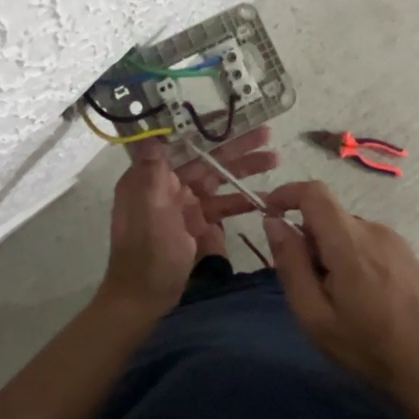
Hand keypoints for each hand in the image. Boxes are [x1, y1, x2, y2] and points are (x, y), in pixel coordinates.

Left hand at [101, 129, 279, 313]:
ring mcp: (181, 205)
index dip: (207, 130)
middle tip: (267, 134)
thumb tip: (153, 137)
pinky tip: (265, 197)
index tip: (234, 117)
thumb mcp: (149, 215)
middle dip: (235, 148)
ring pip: (216, 180)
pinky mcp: (194, 224)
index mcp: (148, 178)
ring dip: (243, 170)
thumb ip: (152, 176)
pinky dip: (240, 200)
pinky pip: (219, 206)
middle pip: (204, 159)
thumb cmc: (146, 257)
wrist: (143, 300)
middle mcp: (164, 185)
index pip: (180, 144)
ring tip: (275, 159)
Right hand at [261, 181, 418, 407]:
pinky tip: (360, 301)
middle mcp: (375, 231)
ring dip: (329, 253)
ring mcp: (396, 242)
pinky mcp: (408, 256)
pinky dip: (350, 260)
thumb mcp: (314, 315)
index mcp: (350, 242)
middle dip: (307, 239)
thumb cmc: (369, 348)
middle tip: (305, 285)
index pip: (314, 192)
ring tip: (335, 301)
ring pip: (346, 232)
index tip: (269, 215)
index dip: (286, 194)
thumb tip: (274, 223)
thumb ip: (291, 264)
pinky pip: (366, 244)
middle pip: (328, 216)